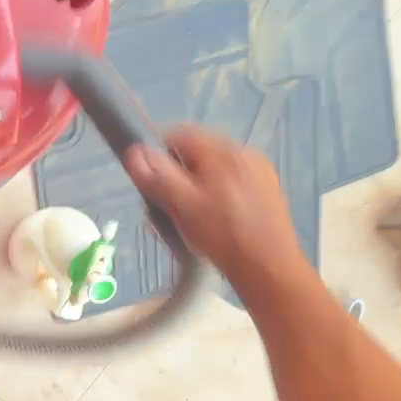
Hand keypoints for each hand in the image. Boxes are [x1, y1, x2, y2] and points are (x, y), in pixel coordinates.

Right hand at [125, 127, 316, 297]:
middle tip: (164, 207)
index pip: (180, 135)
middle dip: (175, 175)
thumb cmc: (221, 235)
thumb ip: (158, 177)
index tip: (146, 181)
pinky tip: (212, 221)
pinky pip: (230, 182)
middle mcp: (243, 152)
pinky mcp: (266, 189)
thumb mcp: (183, 207)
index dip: (157, 153)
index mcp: (221, 151)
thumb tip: (134, 150)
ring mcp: (257, 170)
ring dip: (194, 187)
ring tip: (187, 218)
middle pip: (197, 153)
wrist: (266, 265)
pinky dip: (214, 195)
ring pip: (213, 169)